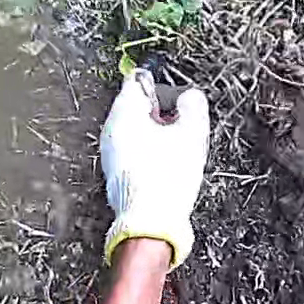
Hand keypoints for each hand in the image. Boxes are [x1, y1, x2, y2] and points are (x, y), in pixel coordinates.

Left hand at [100, 69, 209, 268]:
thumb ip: (193, 106)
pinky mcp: (115, 173)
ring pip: (135, 130)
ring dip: (157, 133)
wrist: (150, 222)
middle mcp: (111, 130)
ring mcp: (109, 153)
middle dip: (161, 112)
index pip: (138, 82)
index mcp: (125, 113)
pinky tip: (166, 166)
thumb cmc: (168, 176)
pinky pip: (133, 150)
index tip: (180, 100)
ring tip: (178, 148)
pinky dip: (149, 151)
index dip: (163, 86)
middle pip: (135, 106)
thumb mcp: (191, 134)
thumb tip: (190, 97)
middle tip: (183, 125)